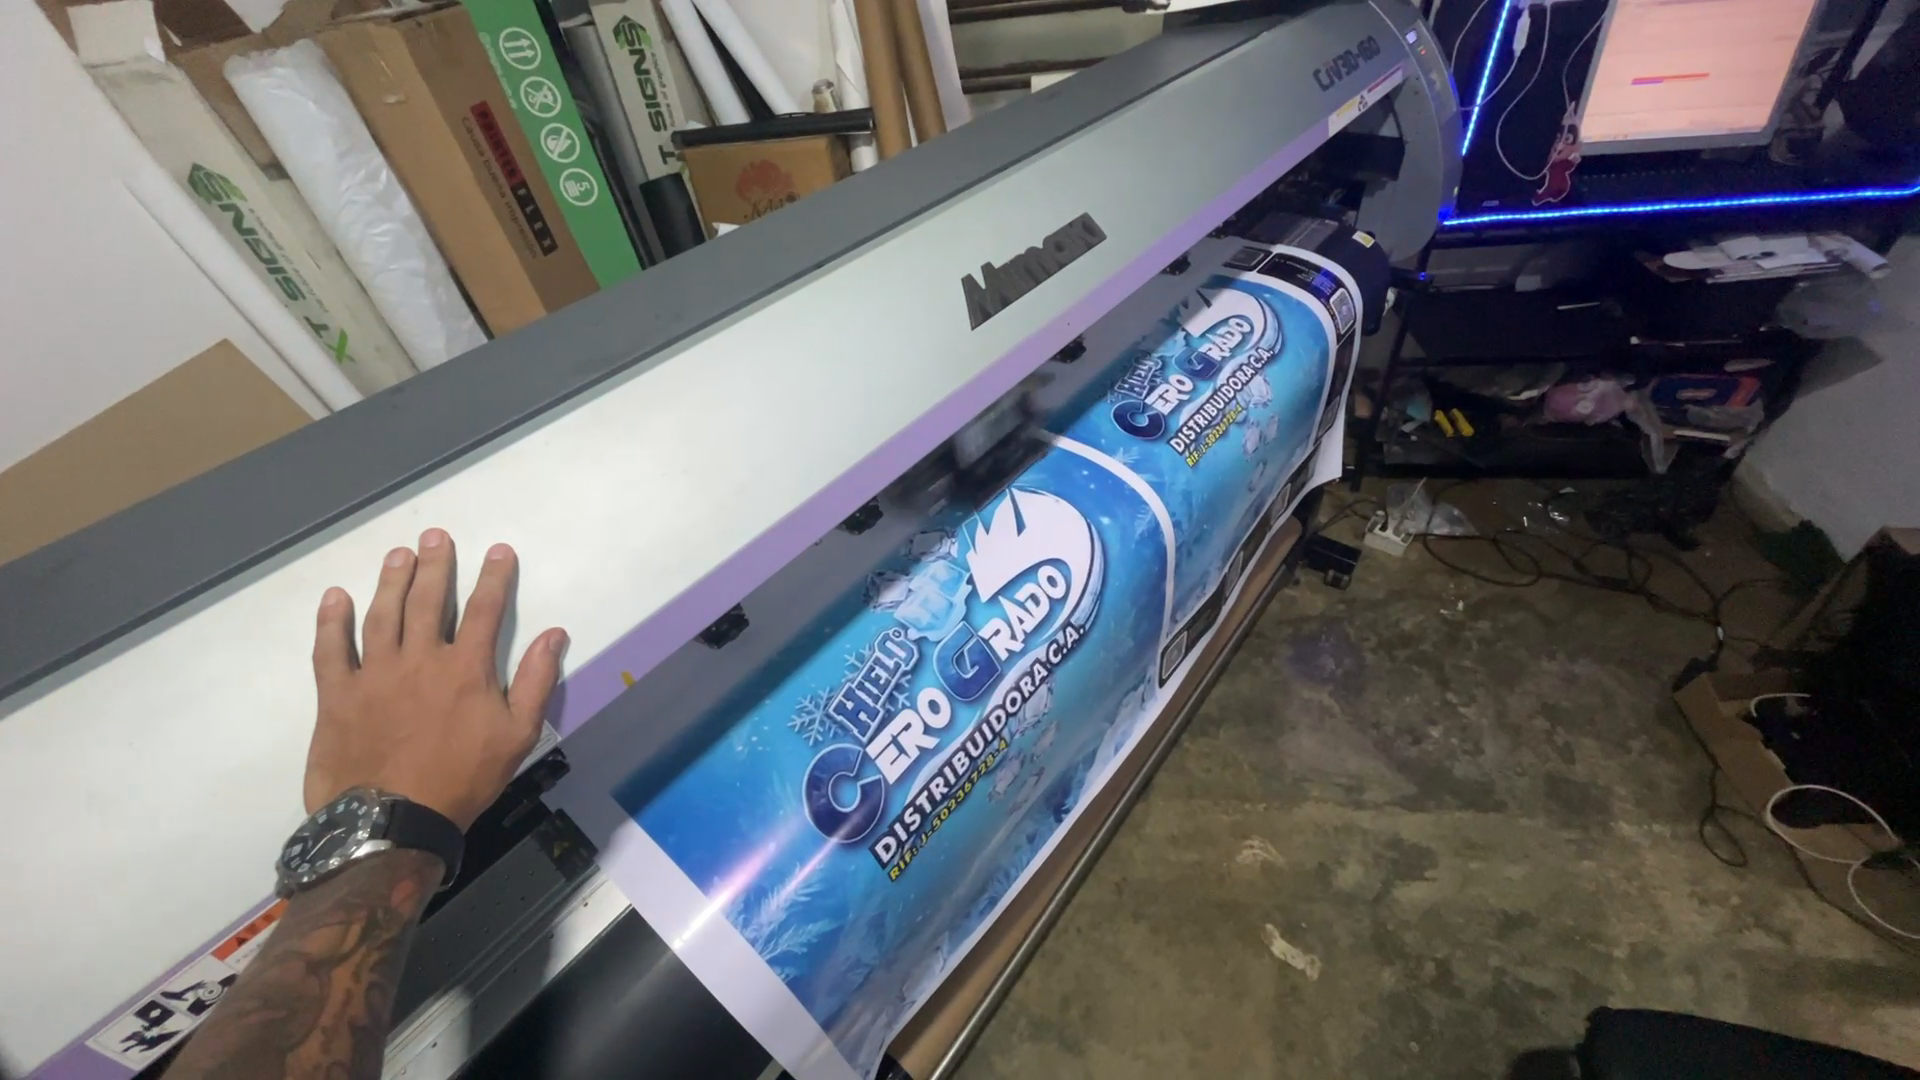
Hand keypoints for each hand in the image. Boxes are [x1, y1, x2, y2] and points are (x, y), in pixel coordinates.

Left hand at [306, 529, 567, 830]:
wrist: (390, 820)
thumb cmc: (464, 776)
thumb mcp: (519, 733)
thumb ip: (538, 680)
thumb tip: (555, 634)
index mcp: (466, 668)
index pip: (487, 610)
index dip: (495, 577)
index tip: (499, 551)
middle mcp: (420, 659)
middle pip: (430, 601)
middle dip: (437, 565)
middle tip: (437, 535)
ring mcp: (374, 674)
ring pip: (382, 615)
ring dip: (392, 581)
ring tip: (399, 553)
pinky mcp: (336, 695)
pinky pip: (330, 649)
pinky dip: (332, 621)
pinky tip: (337, 597)